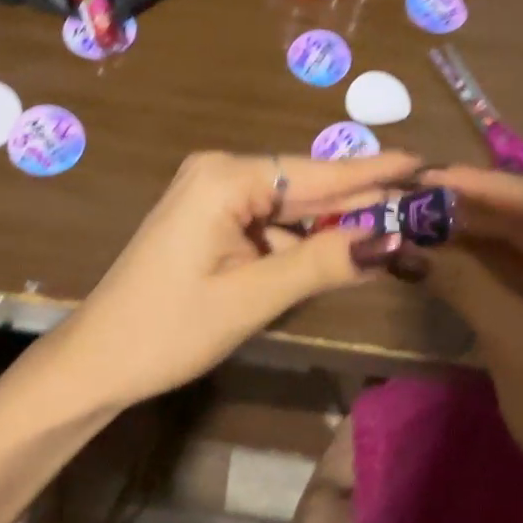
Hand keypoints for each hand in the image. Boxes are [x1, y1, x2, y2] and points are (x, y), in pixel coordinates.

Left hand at [46, 150, 421, 411]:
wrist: (97, 360)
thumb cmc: (169, 329)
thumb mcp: (253, 298)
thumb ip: (322, 263)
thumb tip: (392, 239)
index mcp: (225, 178)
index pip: (316, 172)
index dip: (373, 171)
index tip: (426, 162)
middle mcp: (219, 172)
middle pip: (304, 186)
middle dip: (359, 202)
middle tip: (422, 207)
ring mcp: (210, 194)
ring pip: (289, 208)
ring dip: (332, 227)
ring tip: (394, 235)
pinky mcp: (208, 220)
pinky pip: (268, 224)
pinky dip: (300, 242)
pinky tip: (337, 255)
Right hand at [417, 166, 522, 485]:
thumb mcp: (512, 338)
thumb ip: (461, 279)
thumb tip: (402, 239)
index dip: (482, 188)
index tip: (429, 173)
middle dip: (474, 208)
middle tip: (416, 191)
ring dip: (476, 229)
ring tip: (422, 210)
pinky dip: (488, 256)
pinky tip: (447, 240)